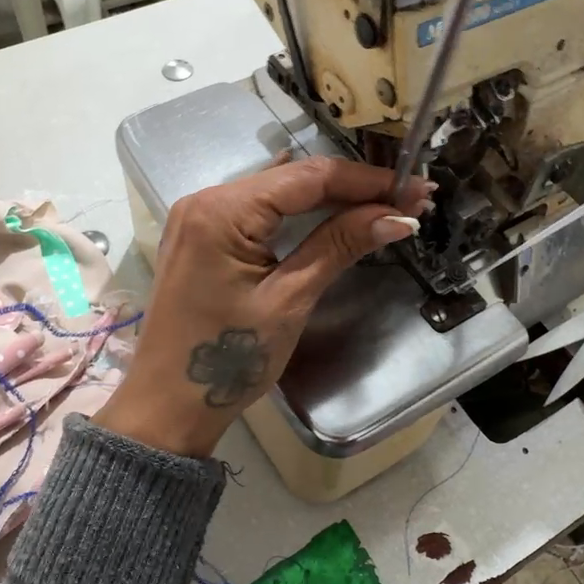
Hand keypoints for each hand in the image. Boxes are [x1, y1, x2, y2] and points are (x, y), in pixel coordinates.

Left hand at [94, 158, 430, 457]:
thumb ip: (340, 246)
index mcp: (222, 210)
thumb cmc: (229, 358)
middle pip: (293, 178)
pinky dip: (300, 212)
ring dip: (331, 198)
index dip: (368, 180)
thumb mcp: (290, 299)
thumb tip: (399, 216)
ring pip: (278, 191)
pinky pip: (259, 210)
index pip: (309, 176)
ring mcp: (199, 216)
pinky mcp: (202, 236)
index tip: (415, 188)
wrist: (167, 407)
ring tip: (385, 205)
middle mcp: (205, 199)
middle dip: (354, 188)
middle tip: (409, 198)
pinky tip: (336, 214)